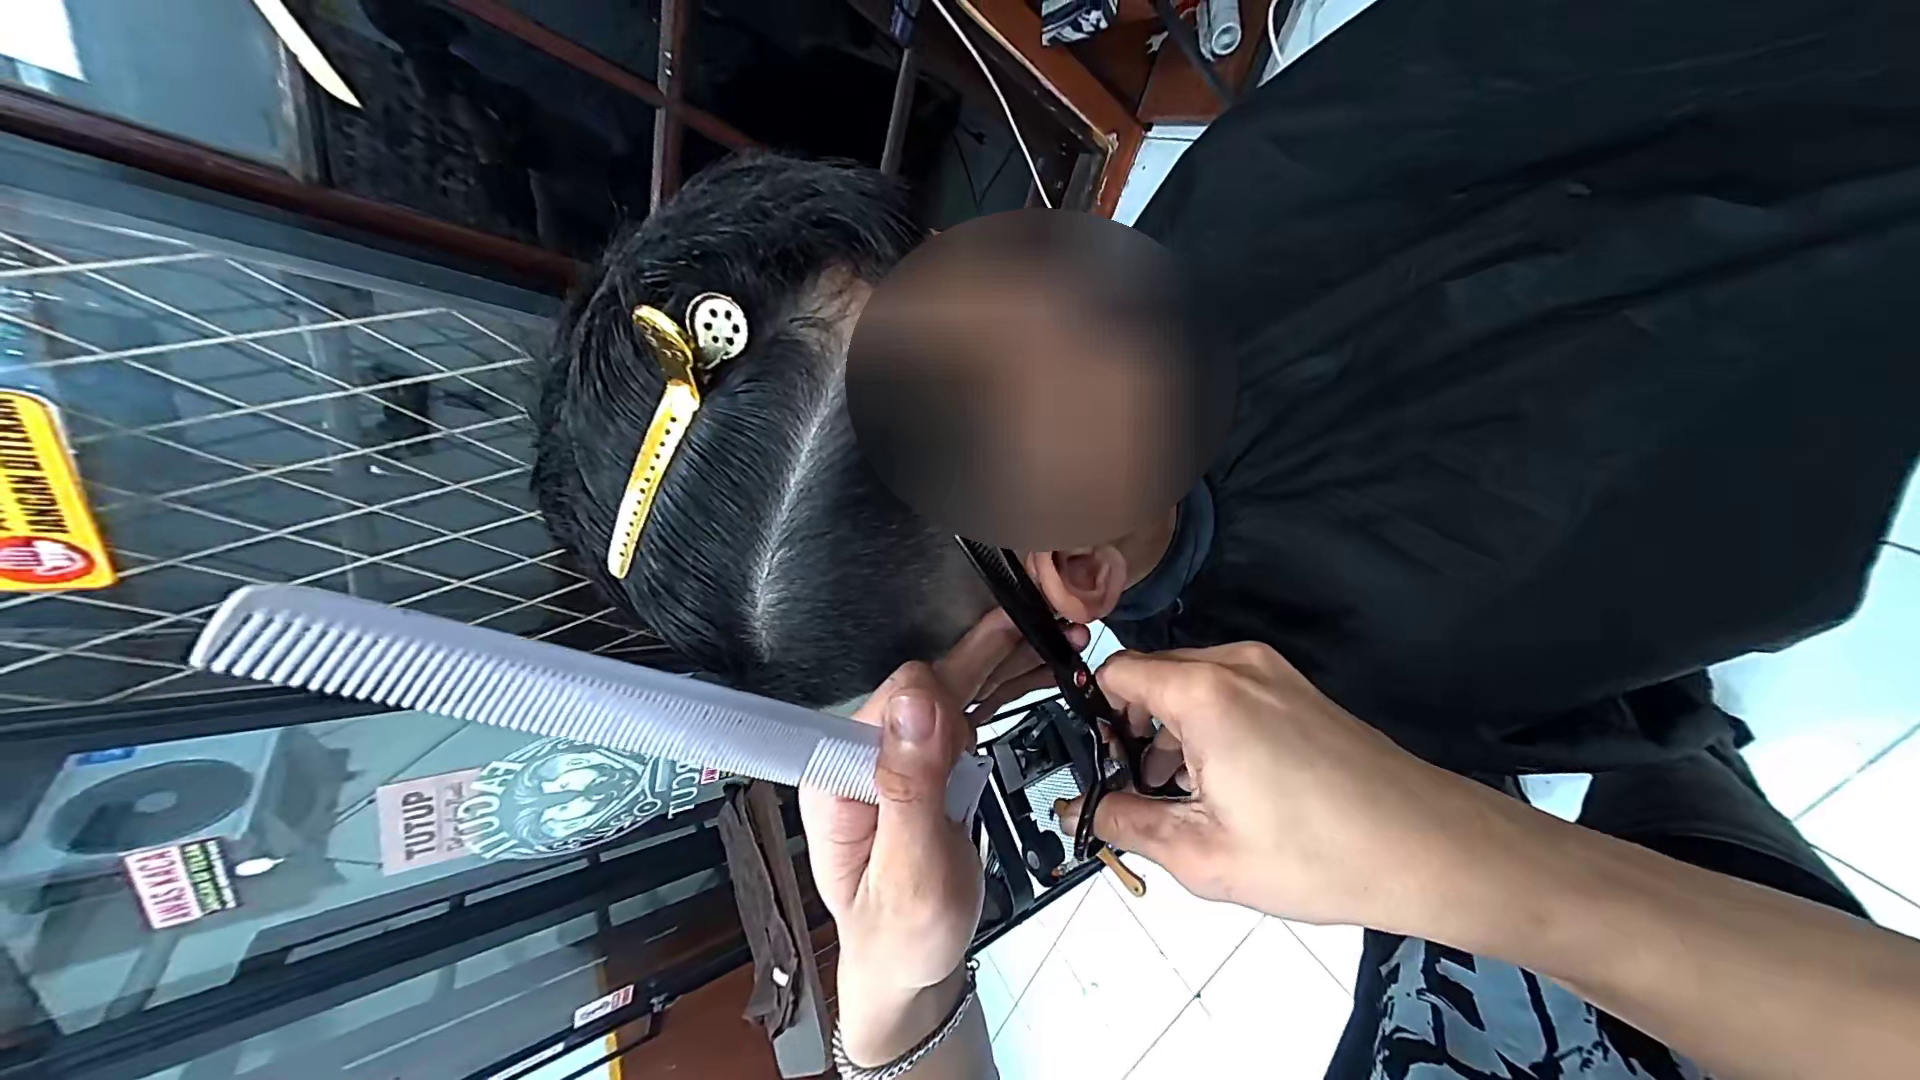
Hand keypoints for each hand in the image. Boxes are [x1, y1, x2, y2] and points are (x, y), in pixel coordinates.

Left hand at [800, 609, 1065, 1064]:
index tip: (1012, 650)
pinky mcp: (926, 756)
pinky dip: (1003, 689)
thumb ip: (908, 785)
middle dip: (989, 651)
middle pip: (928, 683)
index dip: (953, 677)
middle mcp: (863, 748)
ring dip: (1005, 662)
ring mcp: (897, 749)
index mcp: (838, 771)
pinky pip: (967, 712)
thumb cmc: (903, 935)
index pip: (892, 700)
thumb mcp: (909, 874)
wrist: (912, 962)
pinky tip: (1035, 670)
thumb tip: (916, 694)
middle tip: (1045, 623)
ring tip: (1056, 640)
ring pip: (953, 689)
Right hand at [1061, 643, 1492, 930]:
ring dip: (1169, 726)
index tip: (1102, 758)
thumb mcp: (1202, 854)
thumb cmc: (1320, 853)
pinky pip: (1223, 688)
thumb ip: (1125, 823)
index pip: (1114, 671)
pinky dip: (1205, 721)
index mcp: (1202, 692)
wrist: (1435, 850)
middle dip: (1132, 726)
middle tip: (1141, 784)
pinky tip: (1225, 777)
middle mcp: (1232, 664)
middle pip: (1150, 675)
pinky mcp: (1291, 685)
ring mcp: (1268, 670)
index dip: (1095, 713)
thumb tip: (1083, 810)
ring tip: (1184, 789)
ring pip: (1186, 682)